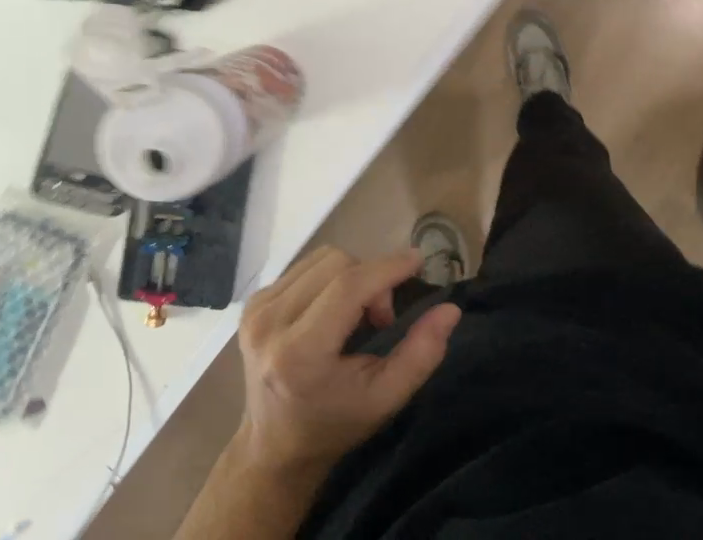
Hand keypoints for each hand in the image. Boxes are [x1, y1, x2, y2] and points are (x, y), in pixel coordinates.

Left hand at [231, 246, 461, 480]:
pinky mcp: (252, 303)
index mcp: (299, 353)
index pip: (348, 287)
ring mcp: (256, 311)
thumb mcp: (386, 398)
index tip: (420, 261)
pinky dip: (332, 278)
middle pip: (338, 264)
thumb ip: (422, 354)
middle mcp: (270, 324)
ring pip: (323, 259)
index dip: (388, 267)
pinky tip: (333, 310)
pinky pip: (306, 266)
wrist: (275, 445)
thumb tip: (450, 310)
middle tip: (381, 319)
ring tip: (356, 315)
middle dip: (373, 280)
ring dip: (353, 276)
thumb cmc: (336, 423)